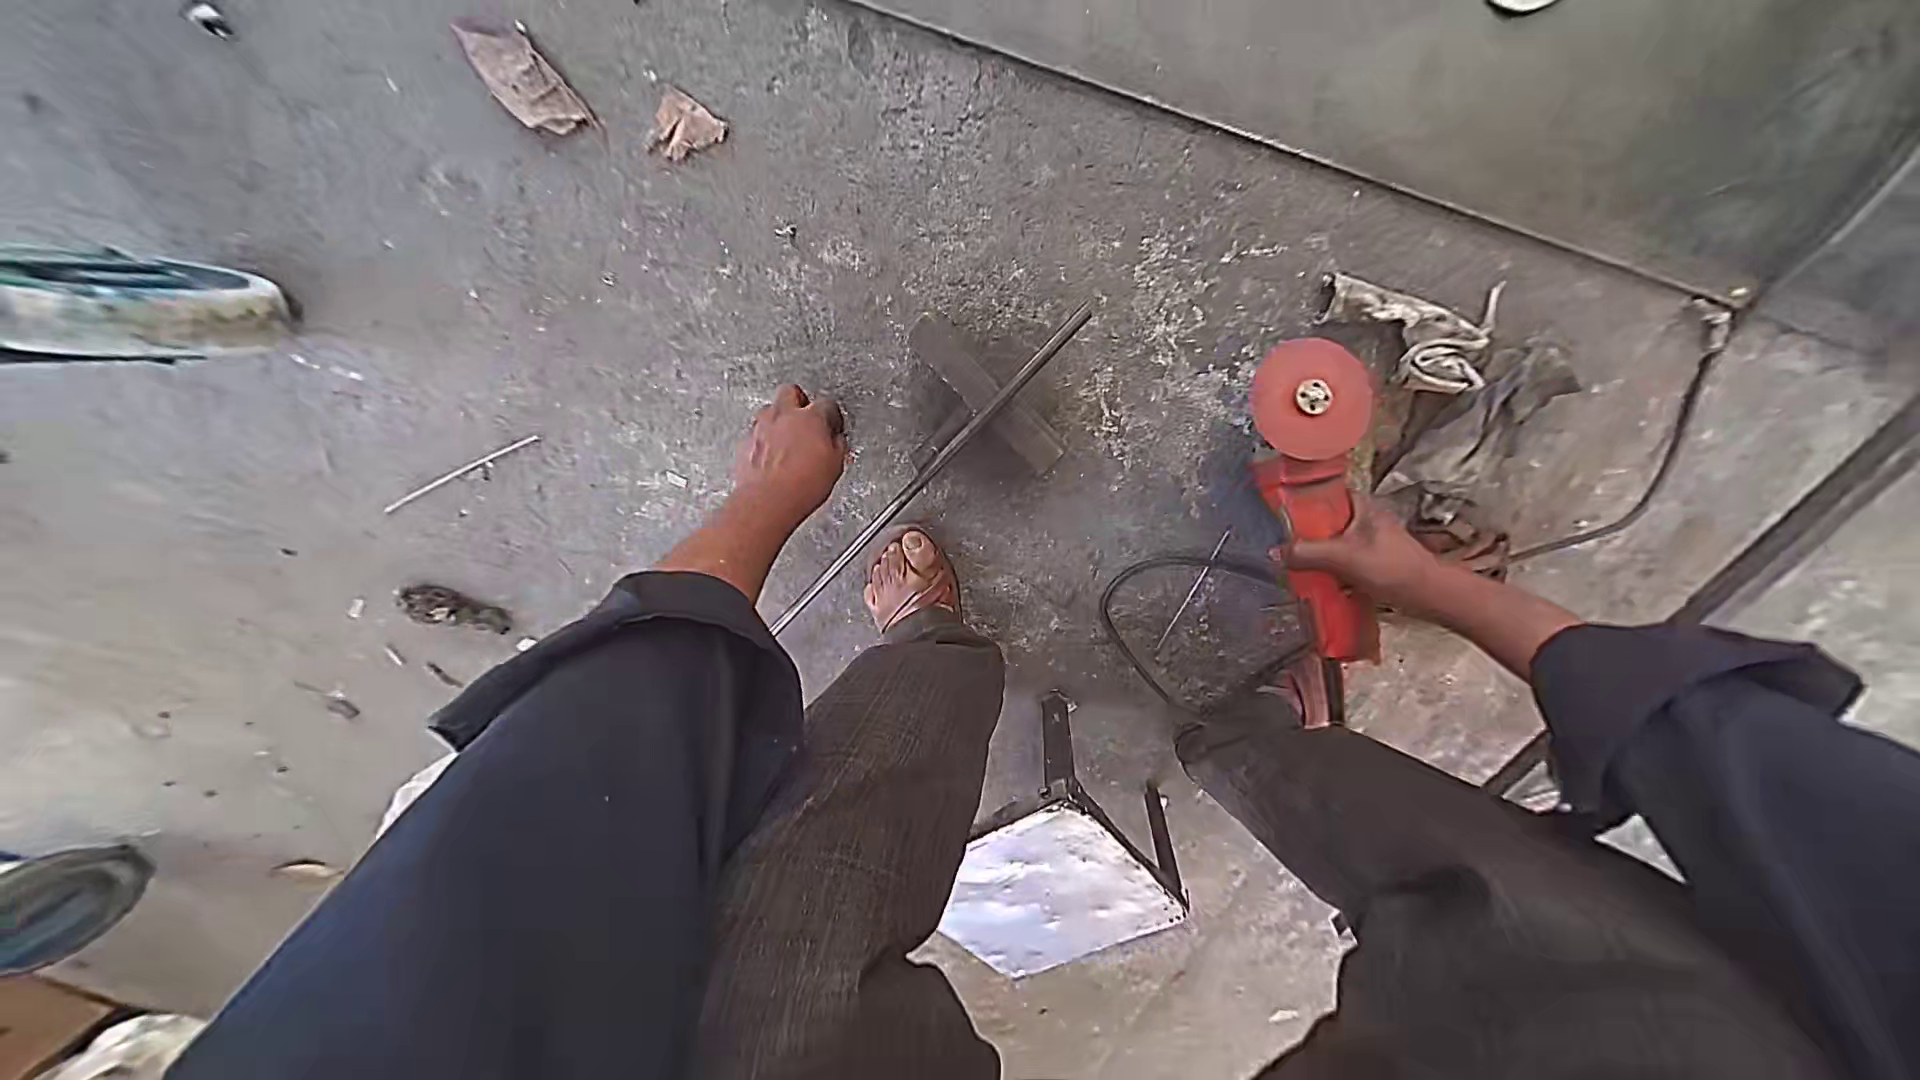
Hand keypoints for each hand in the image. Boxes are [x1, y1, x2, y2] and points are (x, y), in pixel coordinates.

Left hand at [730, 384, 847, 526]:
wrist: (770, 500)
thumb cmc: (802, 484)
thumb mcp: (835, 465)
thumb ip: (837, 445)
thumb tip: (836, 441)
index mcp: (812, 418)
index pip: (826, 404)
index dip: (831, 415)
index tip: (832, 424)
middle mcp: (784, 416)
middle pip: (791, 392)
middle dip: (799, 401)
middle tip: (806, 417)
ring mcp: (761, 427)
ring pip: (770, 410)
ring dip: (779, 420)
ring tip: (788, 439)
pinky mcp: (746, 442)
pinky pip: (756, 432)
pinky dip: (764, 440)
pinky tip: (773, 456)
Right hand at [1275, 496, 1447, 614]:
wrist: (1429, 595)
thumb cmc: (1391, 568)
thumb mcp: (1343, 558)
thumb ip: (1307, 553)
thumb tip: (1275, 553)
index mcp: (1362, 506)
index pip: (1326, 491)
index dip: (1304, 497)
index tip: (1282, 509)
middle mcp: (1365, 518)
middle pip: (1324, 518)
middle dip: (1304, 530)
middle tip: (1282, 540)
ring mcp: (1369, 539)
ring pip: (1331, 539)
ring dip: (1314, 550)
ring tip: (1292, 560)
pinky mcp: (1371, 559)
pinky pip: (1339, 557)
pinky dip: (1326, 565)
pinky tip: (1314, 575)